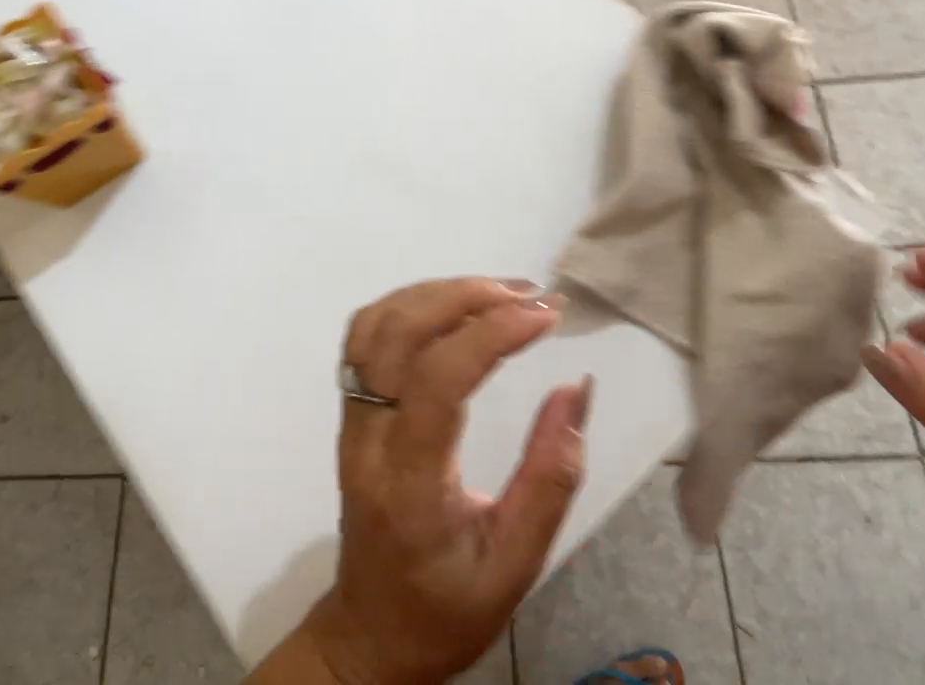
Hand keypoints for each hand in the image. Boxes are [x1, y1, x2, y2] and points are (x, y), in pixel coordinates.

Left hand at [258, 278, 591, 684]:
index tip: (547, 314)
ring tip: (499, 292)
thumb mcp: (515, 564)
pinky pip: (366, 339)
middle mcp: (367, 439)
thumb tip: (575, 389)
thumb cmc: (447, 608)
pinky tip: (452, 307)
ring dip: (435, 293)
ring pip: (373, 326)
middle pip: (396, 335)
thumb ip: (549, 478)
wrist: (372, 632)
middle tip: (529, 294)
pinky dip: (408, 306)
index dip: (492, 332)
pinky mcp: (350, 414)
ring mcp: (350, 422)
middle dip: (465, 296)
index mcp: (408, 482)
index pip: (436, 379)